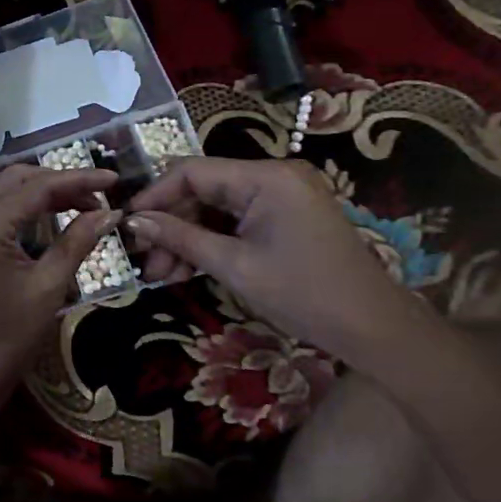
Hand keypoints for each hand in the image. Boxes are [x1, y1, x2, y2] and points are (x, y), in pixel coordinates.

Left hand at [0, 164, 121, 416]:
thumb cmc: (9, 336)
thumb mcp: (49, 287)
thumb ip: (77, 242)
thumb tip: (108, 212)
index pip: (36, 187)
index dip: (77, 179)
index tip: (113, 179)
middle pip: (12, 178)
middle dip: (55, 180)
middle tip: (94, 198)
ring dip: (34, 188)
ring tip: (74, 203)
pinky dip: (16, 203)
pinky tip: (42, 217)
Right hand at [125, 158, 427, 359]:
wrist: (373, 329)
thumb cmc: (303, 293)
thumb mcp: (233, 265)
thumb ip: (180, 237)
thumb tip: (133, 221)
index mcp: (266, 177)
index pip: (191, 171)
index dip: (154, 196)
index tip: (127, 225)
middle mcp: (273, 177)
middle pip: (201, 190)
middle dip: (169, 225)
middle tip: (144, 259)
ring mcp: (280, 197)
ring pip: (213, 209)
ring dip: (184, 239)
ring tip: (161, 275)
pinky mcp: (283, 218)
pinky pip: (233, 221)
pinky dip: (208, 243)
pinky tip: (185, 271)